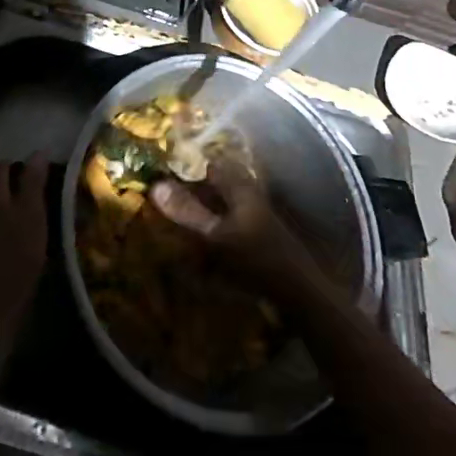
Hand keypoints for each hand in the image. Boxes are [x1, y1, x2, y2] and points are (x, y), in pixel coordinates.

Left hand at [0, 155, 51, 336]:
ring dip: (13, 198)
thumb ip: (34, 182)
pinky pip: (1, 223)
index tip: (39, 164)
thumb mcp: (31, 213)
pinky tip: (32, 225)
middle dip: (11, 178)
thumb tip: (38, 152)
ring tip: (39, 200)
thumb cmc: (17, 252)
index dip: (16, 162)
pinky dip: (14, 217)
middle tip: (37, 179)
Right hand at [149, 159, 318, 299]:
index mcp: (240, 186)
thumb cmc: (256, 259)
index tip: (160, 166)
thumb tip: (156, 185)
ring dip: (199, 205)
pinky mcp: (255, 234)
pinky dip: (210, 223)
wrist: (299, 293)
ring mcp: (253, 214)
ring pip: (220, 200)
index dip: (185, 162)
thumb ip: (187, 211)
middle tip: (162, 192)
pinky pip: (226, 219)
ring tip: (173, 213)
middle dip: (190, 184)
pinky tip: (196, 238)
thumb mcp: (216, 236)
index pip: (208, 162)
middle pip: (214, 181)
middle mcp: (247, 193)